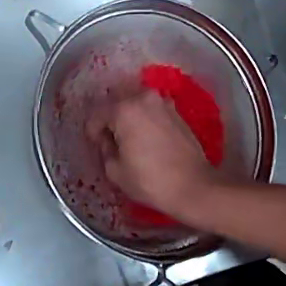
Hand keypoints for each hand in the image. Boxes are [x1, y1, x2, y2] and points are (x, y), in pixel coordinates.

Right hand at [88, 91, 224, 224]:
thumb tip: (107, 141)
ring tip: (128, 138)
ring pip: (136, 104)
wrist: (193, 186)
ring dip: (129, 117)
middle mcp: (143, 98)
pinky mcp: (177, 112)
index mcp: (124, 109)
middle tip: (110, 140)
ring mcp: (163, 103)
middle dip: (110, 119)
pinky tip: (145, 137)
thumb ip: (105, 150)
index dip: (92, 132)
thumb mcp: (115, 171)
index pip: (97, 114)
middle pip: (117, 103)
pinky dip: (145, 119)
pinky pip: (152, 110)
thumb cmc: (150, 181)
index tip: (95, 145)